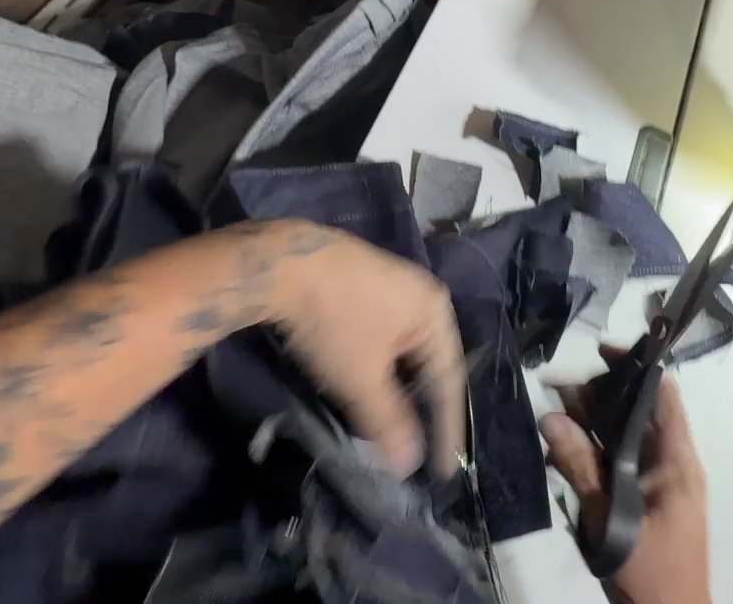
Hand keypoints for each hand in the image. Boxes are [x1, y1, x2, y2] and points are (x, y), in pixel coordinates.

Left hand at [261, 222, 466, 478]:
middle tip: (416, 448)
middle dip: (419, 407)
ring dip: (395, 387)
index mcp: (434, 312)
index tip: (444, 468)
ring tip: (389, 425)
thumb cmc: (335, 321)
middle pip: (427, 362)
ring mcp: (392, 285)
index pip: (449, 380)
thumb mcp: (362, 380)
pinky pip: (383, 334)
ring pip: (402, 350)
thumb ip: (389, 424)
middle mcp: (421, 294)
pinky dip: (377, 366)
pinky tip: (363, 385)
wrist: (284, 263)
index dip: (446, 427)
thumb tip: (408, 464)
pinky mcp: (363, 284)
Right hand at [543, 357, 708, 603]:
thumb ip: (581, 466)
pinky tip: (559, 451)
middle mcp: (668, 463)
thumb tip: (549, 417)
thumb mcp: (611, 518)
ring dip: (588, 423)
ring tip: (551, 413)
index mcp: (676, 460)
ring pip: (621, 436)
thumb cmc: (650, 572)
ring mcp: (654, 482)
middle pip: (635, 411)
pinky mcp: (640, 499)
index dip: (637, 366)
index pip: (663, 394)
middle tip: (556, 388)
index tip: (598, 353)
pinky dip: (590, 452)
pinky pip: (615, 462)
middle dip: (597, 396)